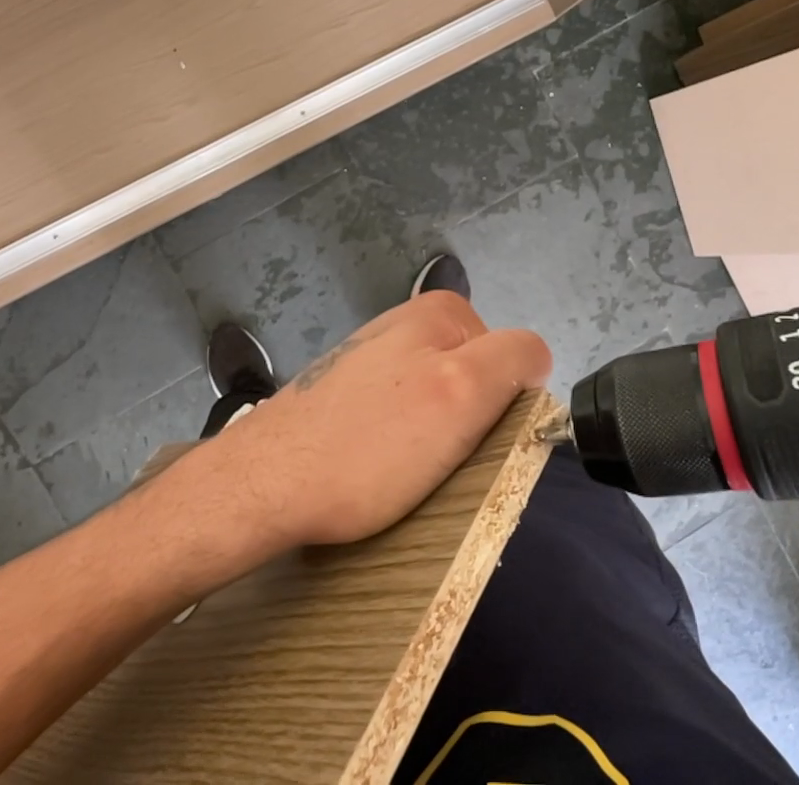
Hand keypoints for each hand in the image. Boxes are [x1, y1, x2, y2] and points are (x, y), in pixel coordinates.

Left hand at [180, 291, 549, 553]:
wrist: (265, 486)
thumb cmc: (371, 446)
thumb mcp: (462, 392)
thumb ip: (511, 358)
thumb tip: (533, 358)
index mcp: (437, 312)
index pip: (514, 359)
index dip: (502, 407)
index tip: (471, 440)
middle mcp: (402, 325)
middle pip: (472, 379)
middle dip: (465, 420)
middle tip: (436, 459)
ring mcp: (368, 360)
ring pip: (434, 403)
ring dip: (429, 437)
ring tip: (399, 468)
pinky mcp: (341, 396)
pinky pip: (395, 419)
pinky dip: (394, 444)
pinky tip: (371, 467)